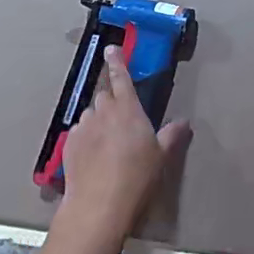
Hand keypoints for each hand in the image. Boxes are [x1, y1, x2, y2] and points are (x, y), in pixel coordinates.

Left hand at [56, 45, 188, 240]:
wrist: (99, 205)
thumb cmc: (137, 178)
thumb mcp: (161, 157)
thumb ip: (171, 136)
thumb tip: (184, 122)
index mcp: (128, 109)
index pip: (122, 77)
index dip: (117, 61)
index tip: (111, 48)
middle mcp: (103, 111)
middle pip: (105, 96)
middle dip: (111, 103)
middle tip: (121, 123)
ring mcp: (83, 127)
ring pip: (91, 116)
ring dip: (98, 122)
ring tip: (107, 146)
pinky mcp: (69, 144)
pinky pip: (80, 133)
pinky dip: (86, 139)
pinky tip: (93, 158)